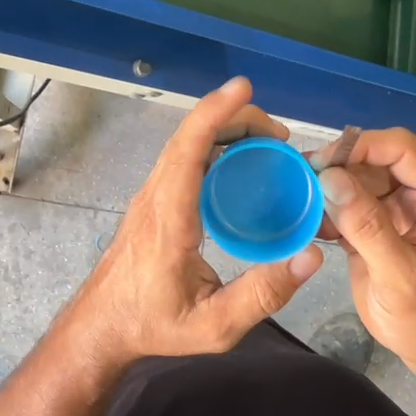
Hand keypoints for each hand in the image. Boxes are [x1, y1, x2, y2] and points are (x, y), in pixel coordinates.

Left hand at [57, 77, 323, 367]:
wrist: (102, 327)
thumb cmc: (154, 325)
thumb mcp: (215, 325)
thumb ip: (263, 294)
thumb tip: (312, 256)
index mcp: (169, 220)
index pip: (188, 151)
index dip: (214, 113)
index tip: (242, 88)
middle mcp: (156, 196)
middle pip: (190, 137)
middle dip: (234, 118)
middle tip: (281, 134)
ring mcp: (150, 196)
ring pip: (184, 145)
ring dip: (223, 130)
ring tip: (269, 143)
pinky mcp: (153, 200)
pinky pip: (183, 159)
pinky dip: (213, 146)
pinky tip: (241, 162)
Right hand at [315, 128, 415, 382]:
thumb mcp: (403, 279)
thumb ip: (368, 227)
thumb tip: (330, 178)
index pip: (401, 149)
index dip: (360, 147)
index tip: (319, 164)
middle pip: (374, 158)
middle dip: (336, 165)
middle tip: (296, 181)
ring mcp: (398, 209)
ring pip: (356, 177)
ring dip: (326, 186)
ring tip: (293, 199)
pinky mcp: (376, 226)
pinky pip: (347, 203)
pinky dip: (325, 209)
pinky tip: (305, 223)